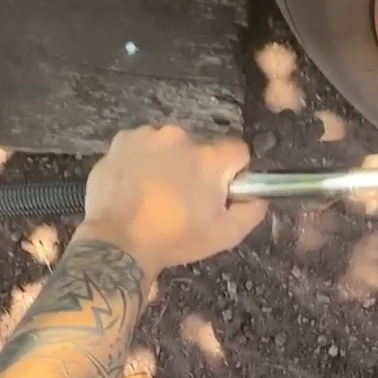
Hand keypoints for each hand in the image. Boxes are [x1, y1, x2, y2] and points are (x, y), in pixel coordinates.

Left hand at [76, 126, 268, 274]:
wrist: (118, 242)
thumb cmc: (175, 239)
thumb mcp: (225, 236)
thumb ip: (252, 212)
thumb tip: (260, 196)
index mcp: (209, 157)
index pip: (238, 150)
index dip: (234, 172)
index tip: (222, 192)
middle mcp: (180, 137)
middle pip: (202, 147)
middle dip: (199, 168)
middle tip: (186, 200)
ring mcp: (147, 135)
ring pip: (171, 145)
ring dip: (170, 163)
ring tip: (158, 195)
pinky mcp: (121, 140)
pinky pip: (142, 146)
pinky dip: (143, 162)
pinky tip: (138, 187)